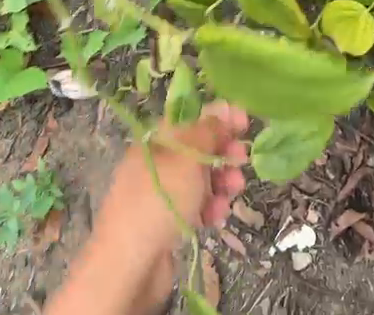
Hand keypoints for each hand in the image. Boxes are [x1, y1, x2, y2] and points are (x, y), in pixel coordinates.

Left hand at [91, 102, 250, 265]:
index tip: (244, 122)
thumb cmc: (158, 201)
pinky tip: (217, 215)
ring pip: (198, 180)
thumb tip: (224, 107)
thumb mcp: (187, 158)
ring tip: (235, 189)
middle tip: (243, 158)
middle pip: (196, 151)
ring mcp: (159, 195)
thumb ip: (209, 131)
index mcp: (154, 142)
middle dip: (223, 153)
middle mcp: (155, 165)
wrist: (129, 266)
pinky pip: (193, 206)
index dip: (218, 118)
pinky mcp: (166, 223)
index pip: (190, 120)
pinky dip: (208, 207)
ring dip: (220, 182)